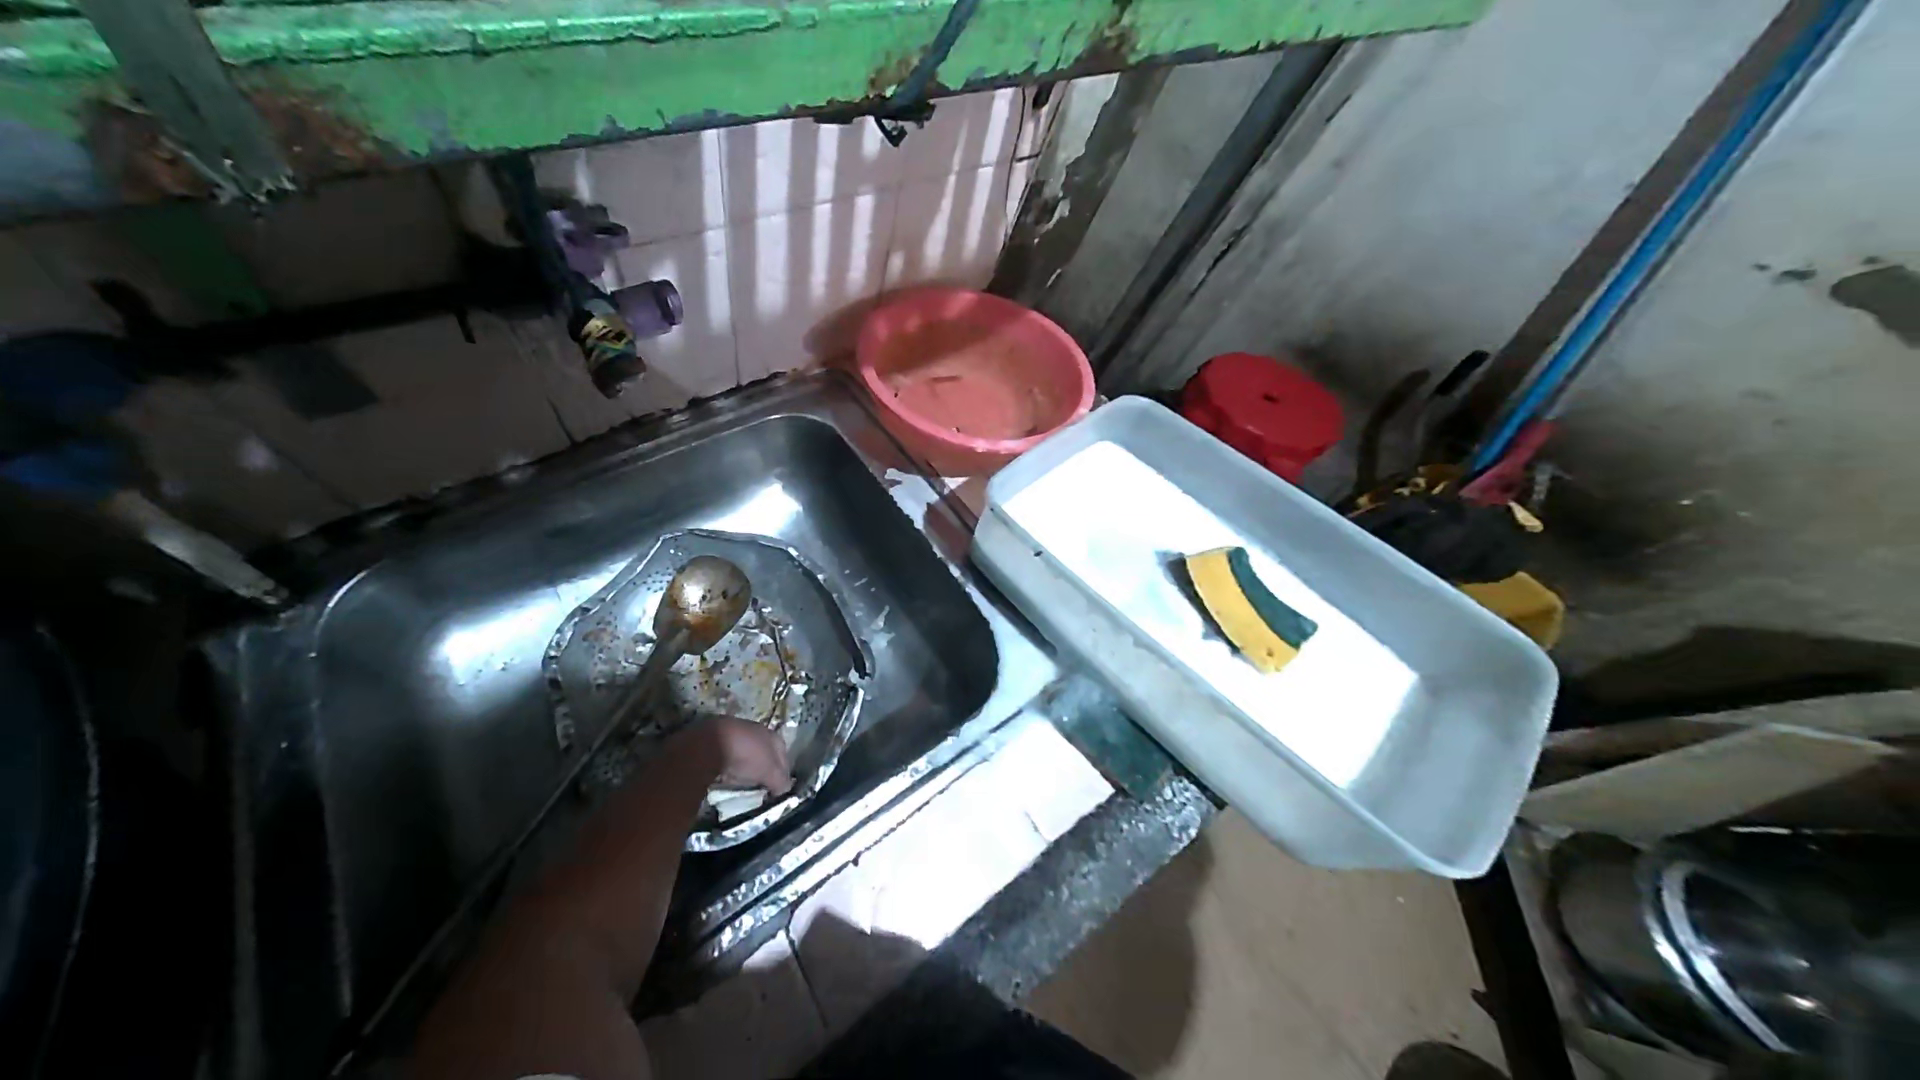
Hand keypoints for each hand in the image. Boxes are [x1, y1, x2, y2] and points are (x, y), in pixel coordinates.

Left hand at [698, 716, 793, 796]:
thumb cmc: (746, 756)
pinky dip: (730, 767)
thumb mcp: (769, 772)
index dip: (783, 775)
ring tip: (743, 785)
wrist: (709, 743)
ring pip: (747, 757)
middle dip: (764, 772)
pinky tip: (727, 777)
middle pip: (765, 757)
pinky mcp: (717, 740)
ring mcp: (736, 734)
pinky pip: (729, 758)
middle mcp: (757, 732)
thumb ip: (781, 781)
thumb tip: (786, 789)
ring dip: (746, 770)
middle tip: (761, 789)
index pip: (784, 759)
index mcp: (773, 736)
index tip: (778, 791)